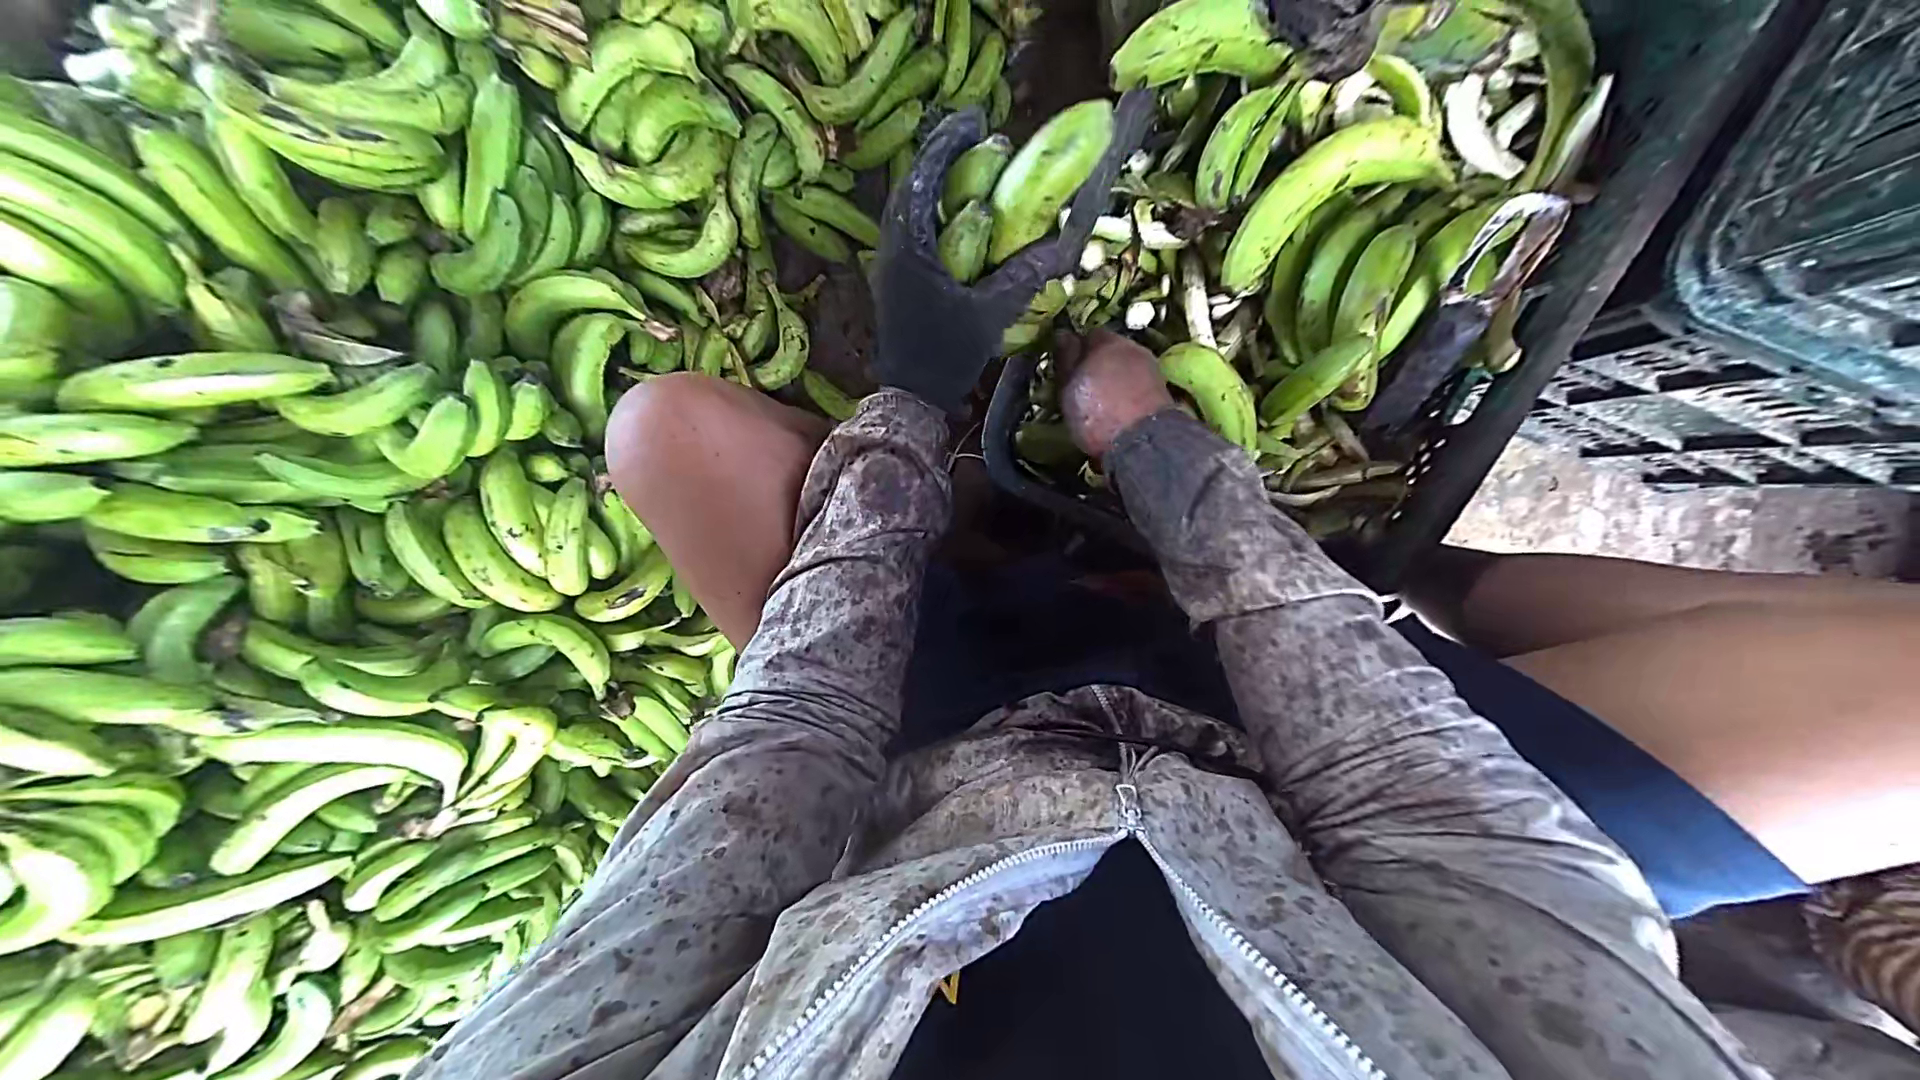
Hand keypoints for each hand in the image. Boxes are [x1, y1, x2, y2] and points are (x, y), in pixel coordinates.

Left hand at [869, 94, 1153, 414]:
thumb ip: (1023, 276)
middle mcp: (892, 245)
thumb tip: (1061, 245)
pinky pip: (914, 229)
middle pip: (914, 183)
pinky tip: (961, 218)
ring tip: (974, 173)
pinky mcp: (895, 276)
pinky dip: (937, 213)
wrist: (911, 393)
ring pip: (911, 206)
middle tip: (980, 144)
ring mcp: (889, 261)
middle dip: (947, 158)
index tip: (979, 120)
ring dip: (941, 185)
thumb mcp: (989, 314)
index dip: (951, 141)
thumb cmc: (945, 354)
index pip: (925, 174)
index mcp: (909, 244)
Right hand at [1058, 329, 1173, 458]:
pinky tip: (1118, 411)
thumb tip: (1063, 334)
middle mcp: (1131, 348)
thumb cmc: (1097, 413)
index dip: (1075, 352)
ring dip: (1113, 379)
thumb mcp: (1068, 387)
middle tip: (1081, 387)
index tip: (1067, 369)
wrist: (1142, 442)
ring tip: (1100, 403)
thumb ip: (1065, 359)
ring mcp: (1150, 368)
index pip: (1086, 336)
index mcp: (1105, 342)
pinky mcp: (1161, 389)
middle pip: (1109, 350)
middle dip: (1096, 364)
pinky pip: (1136, 384)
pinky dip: (1127, 392)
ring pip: (1124, 368)